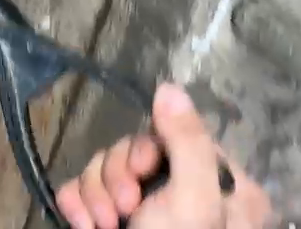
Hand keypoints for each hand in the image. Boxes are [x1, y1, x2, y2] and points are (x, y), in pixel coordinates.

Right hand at [57, 84, 269, 228]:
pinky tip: (82, 225)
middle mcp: (187, 193)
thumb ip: (186, 145)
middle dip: (117, 175)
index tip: (144, 174)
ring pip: (105, 167)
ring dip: (94, 194)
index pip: (175, 133)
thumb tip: (169, 86)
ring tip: (101, 226)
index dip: (149, 147)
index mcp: (223, 188)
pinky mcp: (109, 218)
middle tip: (125, 208)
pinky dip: (77, 203)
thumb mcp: (191, 206)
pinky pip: (83, 186)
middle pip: (134, 149)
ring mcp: (146, 208)